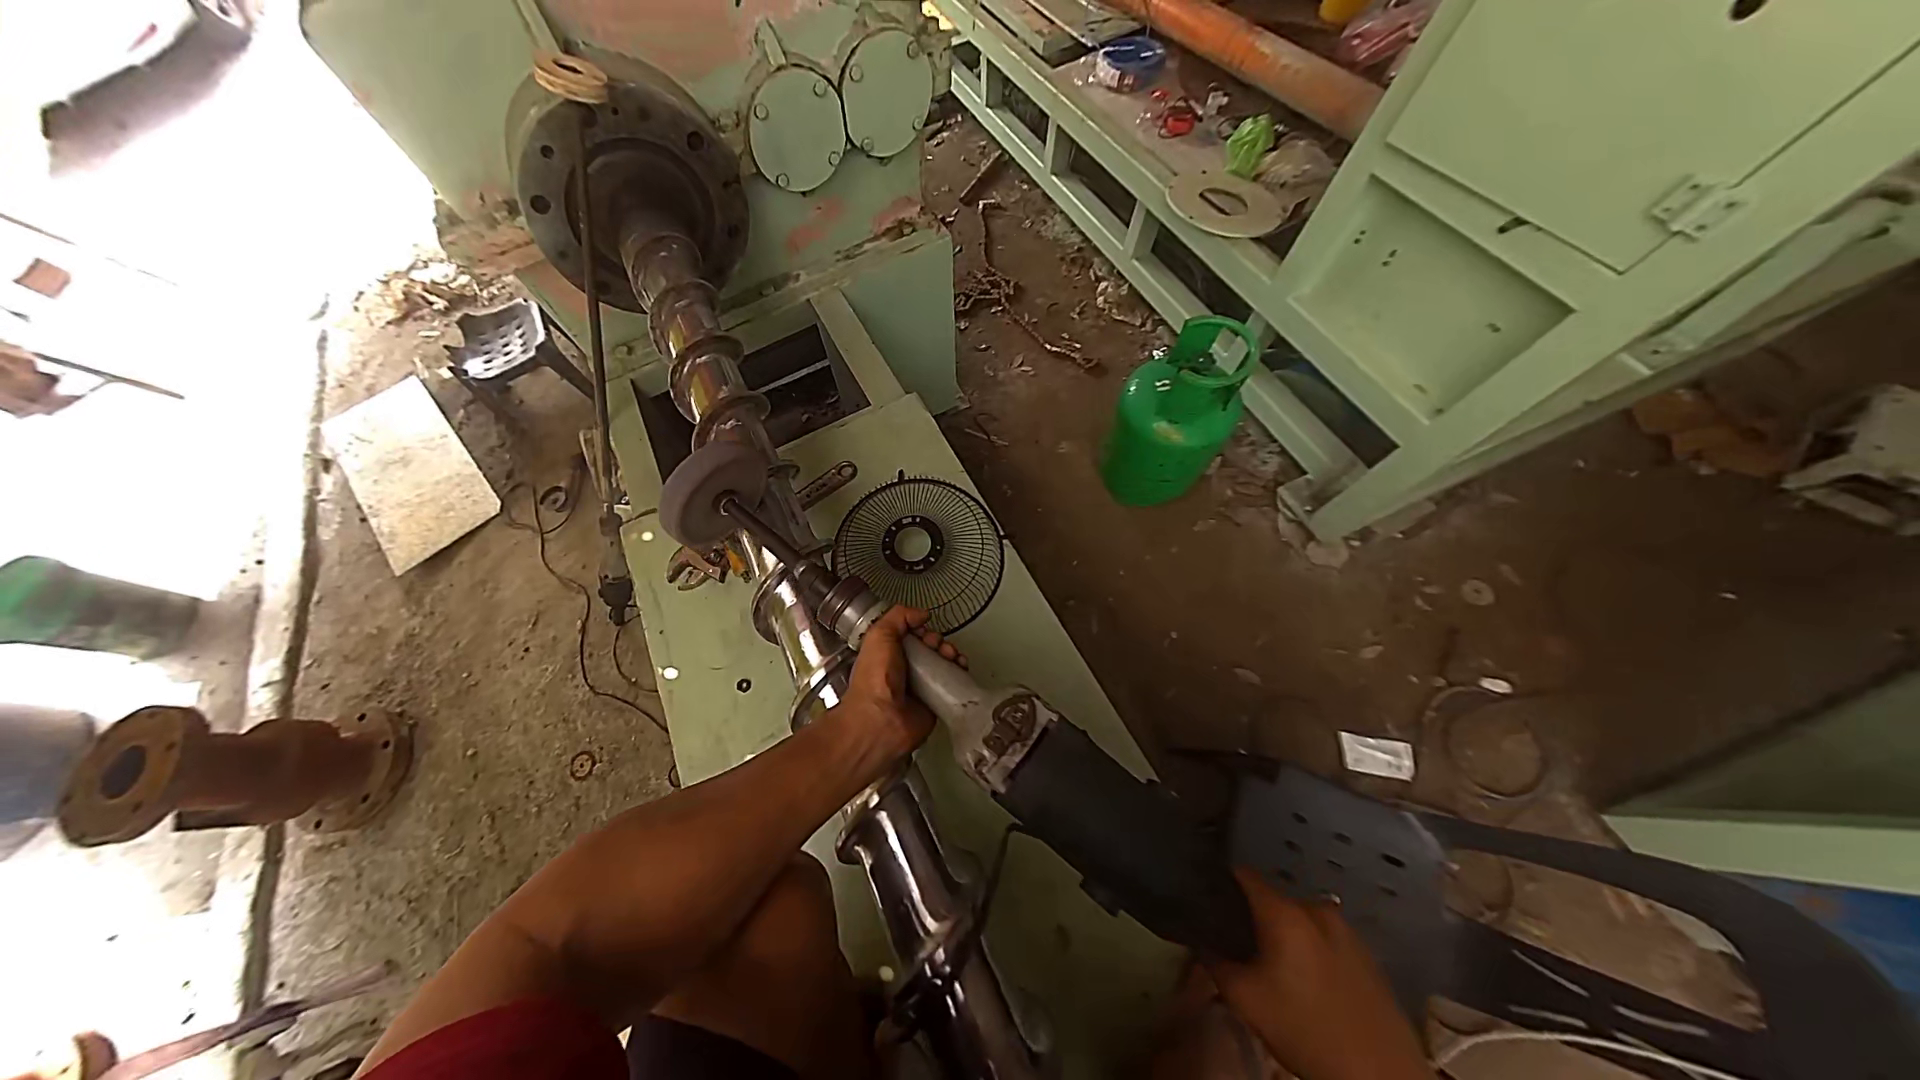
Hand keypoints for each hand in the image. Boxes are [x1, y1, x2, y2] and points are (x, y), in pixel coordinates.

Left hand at [832, 606, 959, 763]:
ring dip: (951, 654)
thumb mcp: (879, 635)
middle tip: (936, 644)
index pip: (910, 634)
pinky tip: (960, 667)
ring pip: (943, 663)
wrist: (882, 719)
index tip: (923, 628)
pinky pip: (952, 683)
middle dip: (938, 640)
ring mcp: (920, 686)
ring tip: (950, 655)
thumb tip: (920, 614)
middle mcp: (903, 669)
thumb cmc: (873, 681)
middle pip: (930, 647)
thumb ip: (898, 617)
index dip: (920, 628)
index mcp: (887, 653)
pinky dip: (960, 673)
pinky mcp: (935, 701)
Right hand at [1208, 868, 1433, 1079]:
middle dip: (1254, 918)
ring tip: (1276, 970)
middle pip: (1273, 900)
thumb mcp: (1245, 999)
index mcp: (1285, 912)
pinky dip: (1311, 950)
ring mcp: (1347, 930)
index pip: (1244, 875)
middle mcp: (1317, 909)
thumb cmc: (1305, 1030)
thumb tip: (1201, 942)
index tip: (1209, 902)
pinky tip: (1309, 983)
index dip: (1222, 883)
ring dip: (1285, 935)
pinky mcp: (1368, 954)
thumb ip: (1215, 962)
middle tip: (1242, 950)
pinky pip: (1325, 938)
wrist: (1380, 1075)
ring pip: (1301, 921)